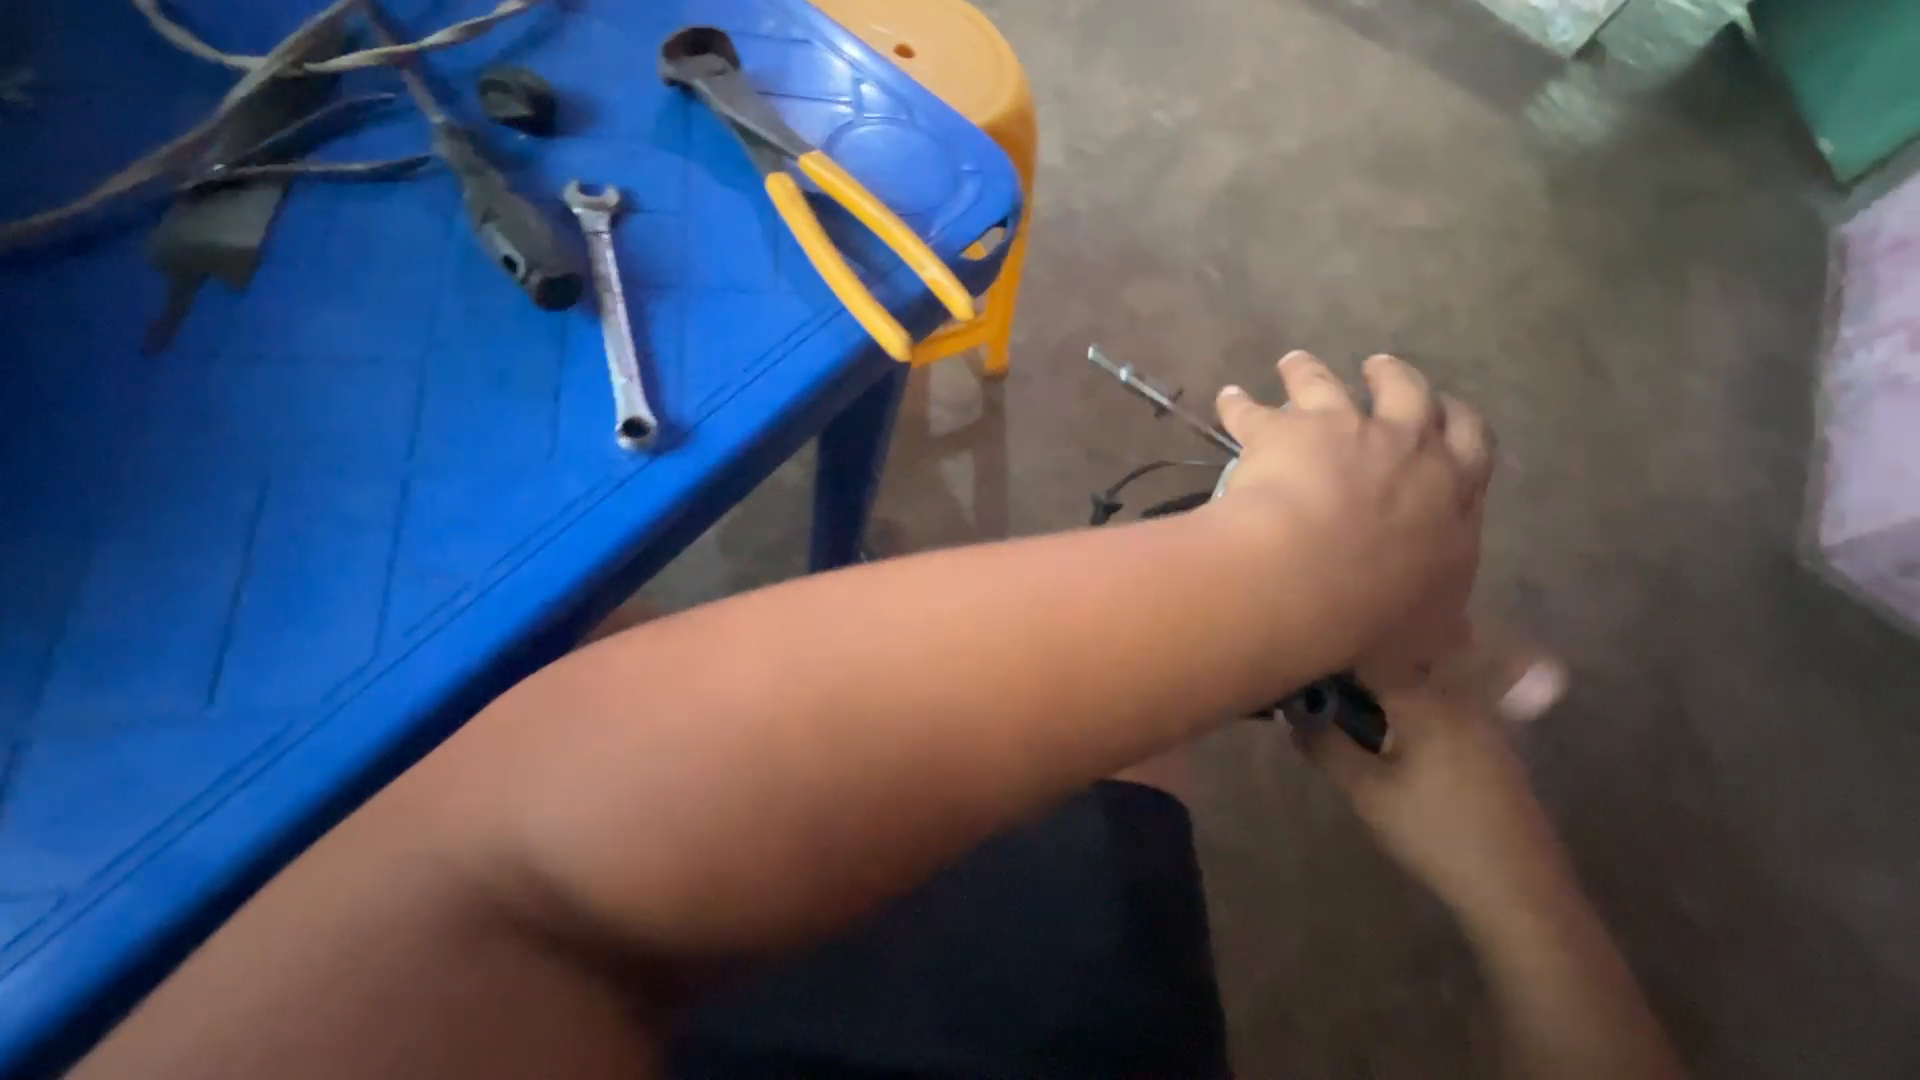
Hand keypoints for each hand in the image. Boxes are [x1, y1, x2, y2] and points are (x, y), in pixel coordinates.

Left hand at [1212, 351, 1491, 681]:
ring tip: (1297, 362)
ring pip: (1332, 385)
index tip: (1448, 414)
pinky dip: (1241, 403)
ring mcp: (1348, 432)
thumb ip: (1488, 663)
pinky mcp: (1288, 429)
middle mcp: (1408, 452)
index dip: (1460, 427)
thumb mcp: (1442, 647)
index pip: (1472, 449)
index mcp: (1451, 497)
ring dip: (1313, 371)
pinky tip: (1228, 397)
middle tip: (1383, 365)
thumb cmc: (1376, 618)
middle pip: (1413, 398)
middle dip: (1400, 380)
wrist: (1312, 579)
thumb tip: (1548, 694)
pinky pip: (1257, 409)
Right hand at [1302, 636, 1572, 920]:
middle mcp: (1457, 697)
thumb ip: (1327, 748)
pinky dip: (1412, 709)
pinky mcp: (1493, 744)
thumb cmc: (1435, 833)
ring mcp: (1482, 719)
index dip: (1333, 659)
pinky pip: (1443, 706)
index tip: (1304, 672)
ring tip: (1352, 715)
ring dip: (1386, 691)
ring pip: (1423, 685)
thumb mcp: (1366, 793)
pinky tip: (1393, 737)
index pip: (1370, 656)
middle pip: (1399, 665)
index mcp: (1424, 701)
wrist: (1519, 888)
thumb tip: (1296, 719)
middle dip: (1359, 673)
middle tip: (1324, 696)